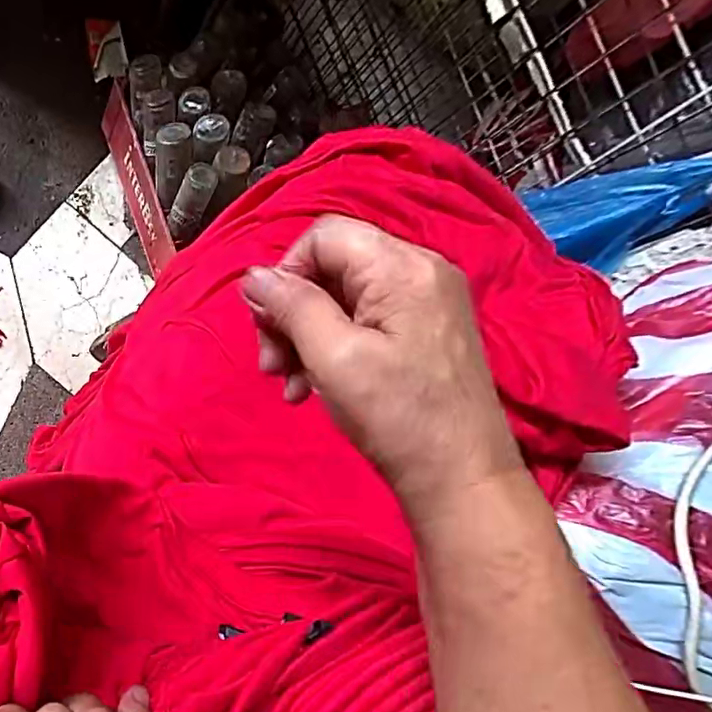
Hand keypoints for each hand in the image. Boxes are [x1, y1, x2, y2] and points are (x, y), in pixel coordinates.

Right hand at [240, 216, 523, 508]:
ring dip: (301, 338)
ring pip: (338, 299)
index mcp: (402, 268)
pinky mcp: (419, 333)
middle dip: (289, 313)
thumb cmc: (396, 416)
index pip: (324, 236)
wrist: (458, 476)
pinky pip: (359, 324)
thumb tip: (253, 275)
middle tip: (271, 364)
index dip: (284, 273)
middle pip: (329, 267)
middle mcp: (417, 272)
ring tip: (290, 384)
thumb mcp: (333, 357)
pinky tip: (311, 389)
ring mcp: (422, 304)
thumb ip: (292, 307)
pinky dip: (327, 350)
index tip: (267, 325)